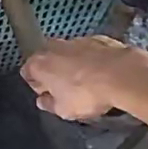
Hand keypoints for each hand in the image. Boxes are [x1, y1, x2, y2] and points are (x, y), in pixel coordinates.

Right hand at [21, 36, 136, 120]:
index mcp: (39, 64)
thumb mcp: (64, 110)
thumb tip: (42, 100)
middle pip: (47, 60)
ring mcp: (75, 40)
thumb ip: (49, 105)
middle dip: (53, 73)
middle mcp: (52, 47)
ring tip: (86, 82)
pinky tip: (101, 73)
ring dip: (72, 65)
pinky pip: (87, 51)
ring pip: (67, 53)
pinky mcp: (96, 38)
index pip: (27, 73)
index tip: (47, 96)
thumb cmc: (86, 94)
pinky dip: (90, 59)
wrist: (120, 74)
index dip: (36, 86)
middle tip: (66, 90)